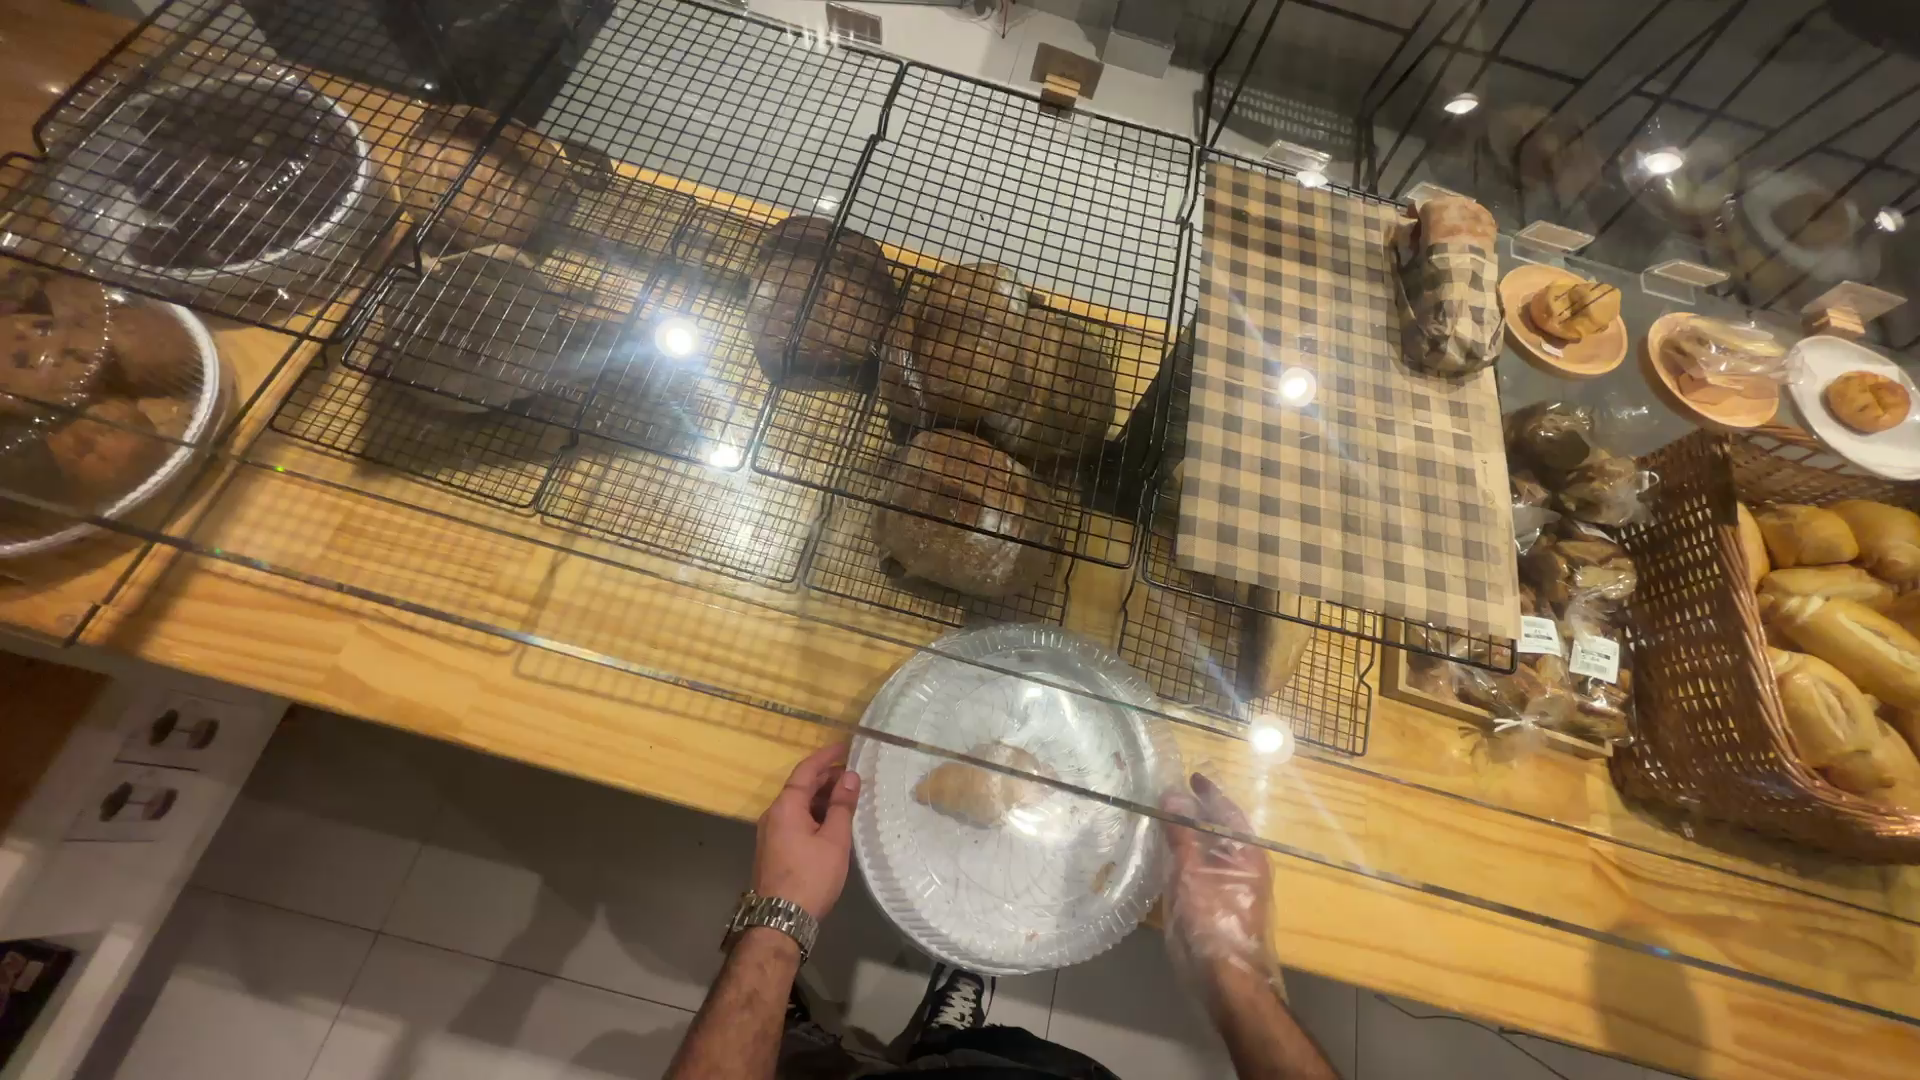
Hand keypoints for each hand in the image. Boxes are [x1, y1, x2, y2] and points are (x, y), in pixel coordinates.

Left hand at [753, 741, 860, 919]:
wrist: (780, 922)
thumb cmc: (810, 877)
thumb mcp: (834, 839)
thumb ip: (842, 805)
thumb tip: (850, 776)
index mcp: (786, 806)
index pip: (806, 770)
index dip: (825, 756)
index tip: (844, 746)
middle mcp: (773, 815)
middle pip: (800, 787)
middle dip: (826, 777)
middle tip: (853, 775)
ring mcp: (770, 833)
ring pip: (798, 805)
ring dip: (821, 798)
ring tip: (847, 798)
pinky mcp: (773, 850)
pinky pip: (795, 820)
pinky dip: (814, 814)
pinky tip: (832, 823)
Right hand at [1161, 773, 1275, 1001]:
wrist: (1226, 981)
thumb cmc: (1213, 921)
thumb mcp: (1191, 872)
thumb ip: (1181, 832)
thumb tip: (1172, 794)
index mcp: (1247, 853)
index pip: (1228, 811)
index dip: (1208, 793)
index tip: (1190, 777)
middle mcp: (1246, 866)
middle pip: (1220, 830)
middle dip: (1196, 812)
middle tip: (1168, 797)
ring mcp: (1236, 887)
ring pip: (1211, 851)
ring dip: (1189, 835)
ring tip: (1163, 821)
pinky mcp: (1222, 905)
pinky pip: (1204, 869)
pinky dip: (1187, 857)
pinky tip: (1167, 857)